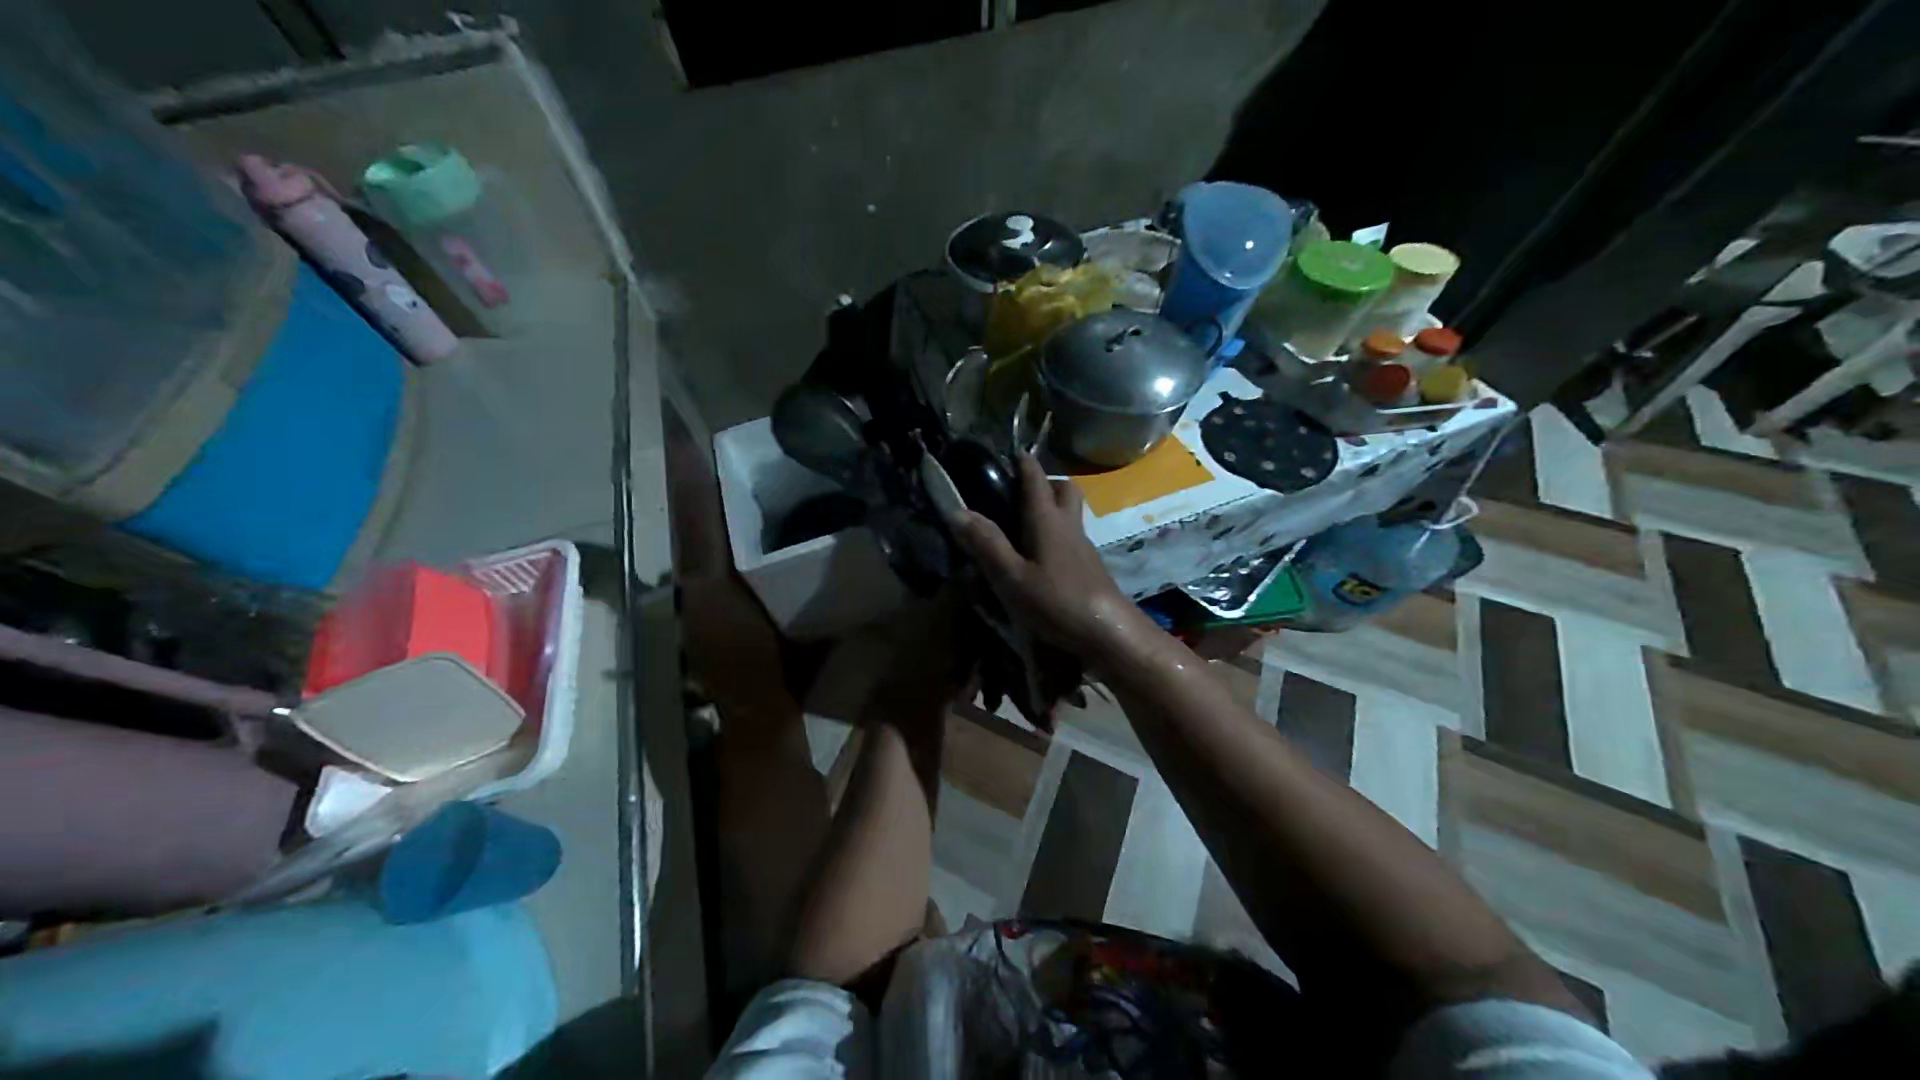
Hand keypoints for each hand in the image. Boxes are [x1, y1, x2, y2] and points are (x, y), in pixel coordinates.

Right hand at [948, 454, 1149, 657]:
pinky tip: (1040, 555)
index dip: (1022, 462)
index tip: (1007, 452)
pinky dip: (1056, 533)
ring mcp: (1083, 546)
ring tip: (1022, 523)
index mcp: (1048, 520)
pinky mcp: (1089, 567)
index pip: (1036, 478)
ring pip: (1070, 513)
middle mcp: (1069, 525)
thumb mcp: (1012, 577)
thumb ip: (986, 544)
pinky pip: (1071, 536)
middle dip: (1044, 481)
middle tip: (1018, 492)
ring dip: (1052, 507)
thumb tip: (956, 510)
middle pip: (1064, 488)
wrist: (1109, 634)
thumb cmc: (1057, 602)